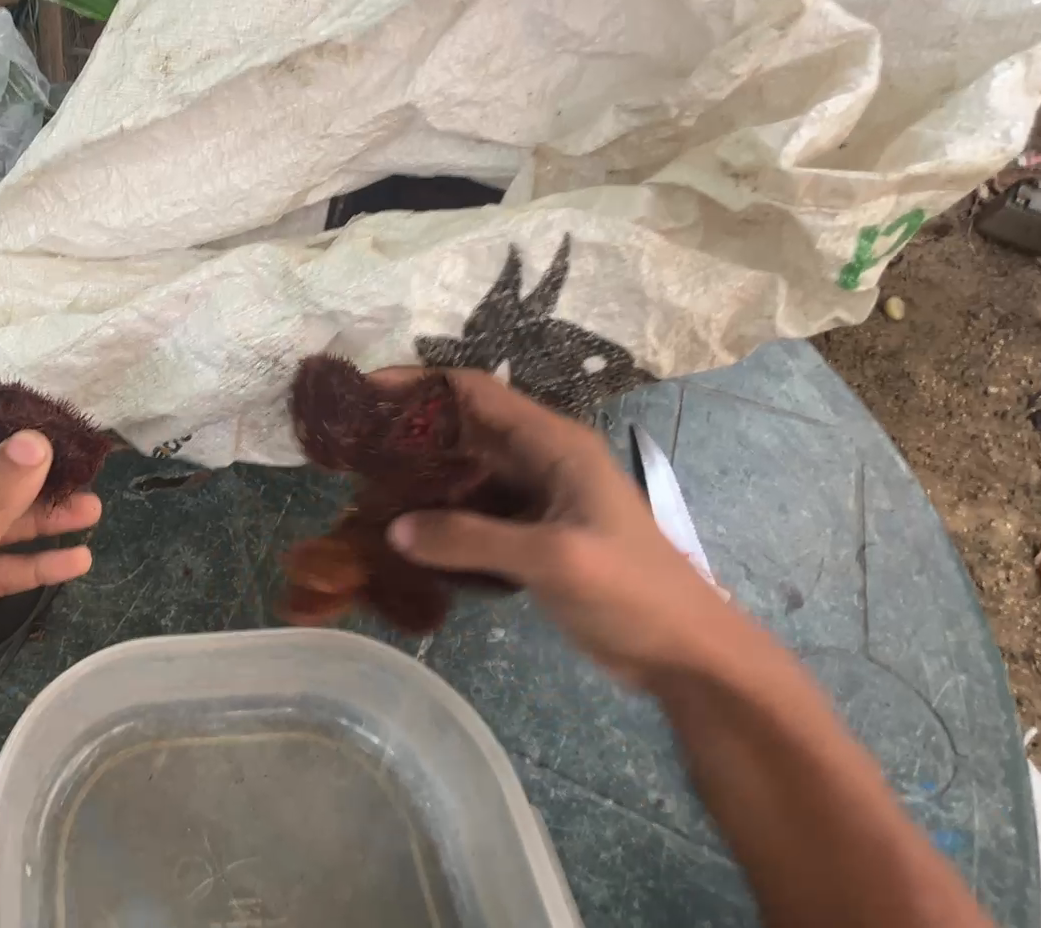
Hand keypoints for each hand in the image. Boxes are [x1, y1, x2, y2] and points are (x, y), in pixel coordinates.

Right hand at [383, 369, 745, 686]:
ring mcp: (533, 497)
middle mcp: (540, 459)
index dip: (418, 383)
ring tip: (365, 482)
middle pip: (462, 426)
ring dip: (417, 472)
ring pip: (461, 468)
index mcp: (553, 444)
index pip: (475, 391)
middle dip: (408, 428)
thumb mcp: (554, 559)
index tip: (365, 391)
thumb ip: (470, 538)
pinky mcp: (527, 533)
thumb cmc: (633, 592)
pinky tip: (401, 528)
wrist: (688, 656)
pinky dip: (433, 513)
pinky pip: (468, 509)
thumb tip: (394, 530)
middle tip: (352, 441)